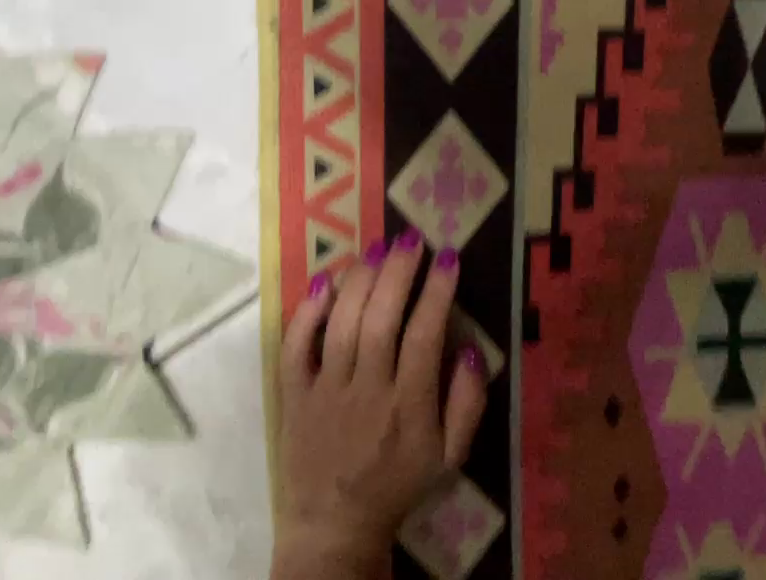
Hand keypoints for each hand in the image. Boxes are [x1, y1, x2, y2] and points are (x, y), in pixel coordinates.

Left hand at [271, 233, 488, 579]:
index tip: (448, 259)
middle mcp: (366, 392)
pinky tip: (325, 281)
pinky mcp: (294, 395)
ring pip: (340, 326)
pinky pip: (294, 348)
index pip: (424, 336)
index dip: (437, 293)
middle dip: (398, 274)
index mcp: (408, 407)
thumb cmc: (398, 484)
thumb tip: (472, 349)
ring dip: (359, 282)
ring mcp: (325, 392)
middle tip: (411, 239)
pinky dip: (307, 313)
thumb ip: (467, 403)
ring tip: (377, 249)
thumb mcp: (450, 457)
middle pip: (380, 321)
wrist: (333, 527)